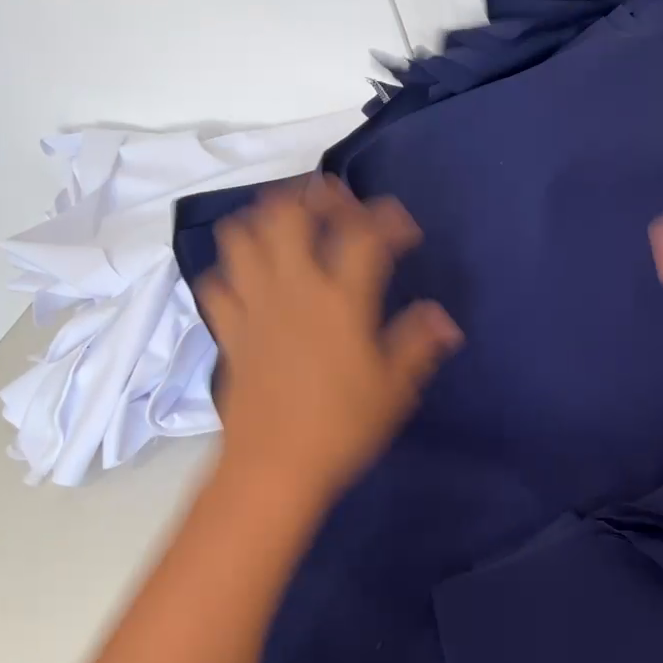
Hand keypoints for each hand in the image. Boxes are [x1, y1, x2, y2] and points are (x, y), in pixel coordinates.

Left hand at [196, 177, 461, 499]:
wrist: (275, 464)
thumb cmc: (345, 424)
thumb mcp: (397, 386)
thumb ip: (418, 343)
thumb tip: (442, 318)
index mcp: (341, 301)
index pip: (364, 237)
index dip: (386, 220)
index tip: (405, 225)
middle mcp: (292, 290)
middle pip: (288, 216)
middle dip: (313, 198)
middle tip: (337, 203)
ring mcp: (253, 306)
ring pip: (243, 237)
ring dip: (266, 220)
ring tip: (292, 226)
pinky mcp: (228, 328)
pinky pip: (220, 280)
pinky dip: (236, 268)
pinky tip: (256, 277)